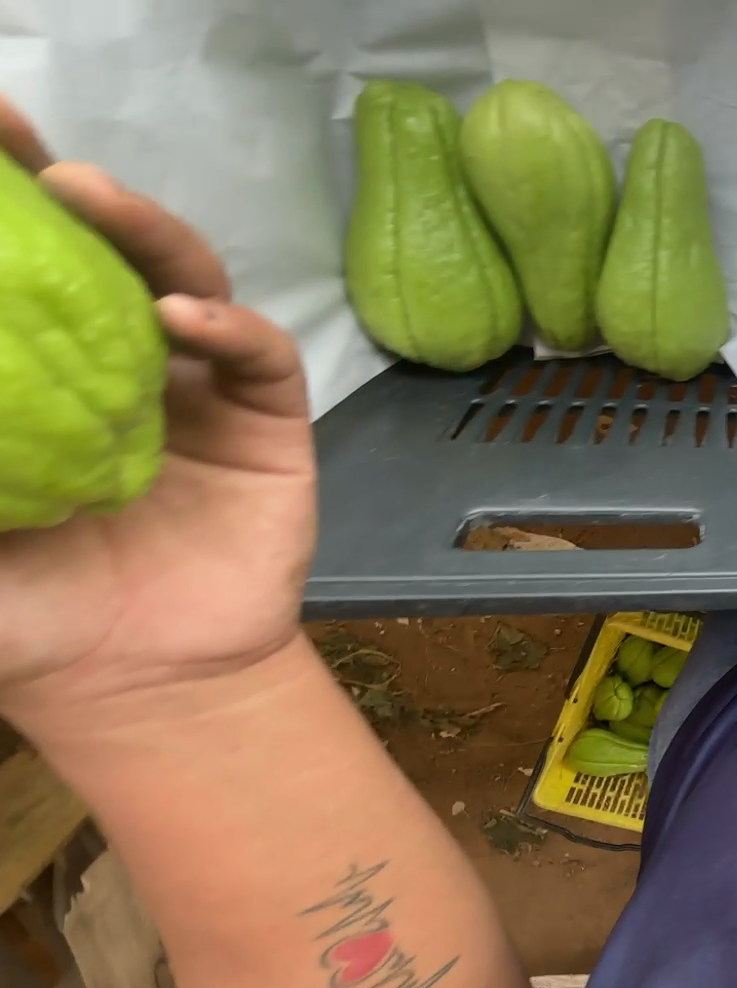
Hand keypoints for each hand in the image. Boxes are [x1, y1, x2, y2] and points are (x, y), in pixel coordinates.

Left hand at [0, 97, 316, 736]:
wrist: (143, 671)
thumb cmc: (16, 609)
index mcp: (26, 377)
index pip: (11, 274)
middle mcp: (114, 365)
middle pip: (100, 255)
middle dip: (59, 188)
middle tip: (5, 128)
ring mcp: (200, 393)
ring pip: (192, 287)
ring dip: (150, 237)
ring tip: (94, 197)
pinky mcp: (271, 426)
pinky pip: (265, 364)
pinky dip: (237, 332)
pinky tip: (191, 321)